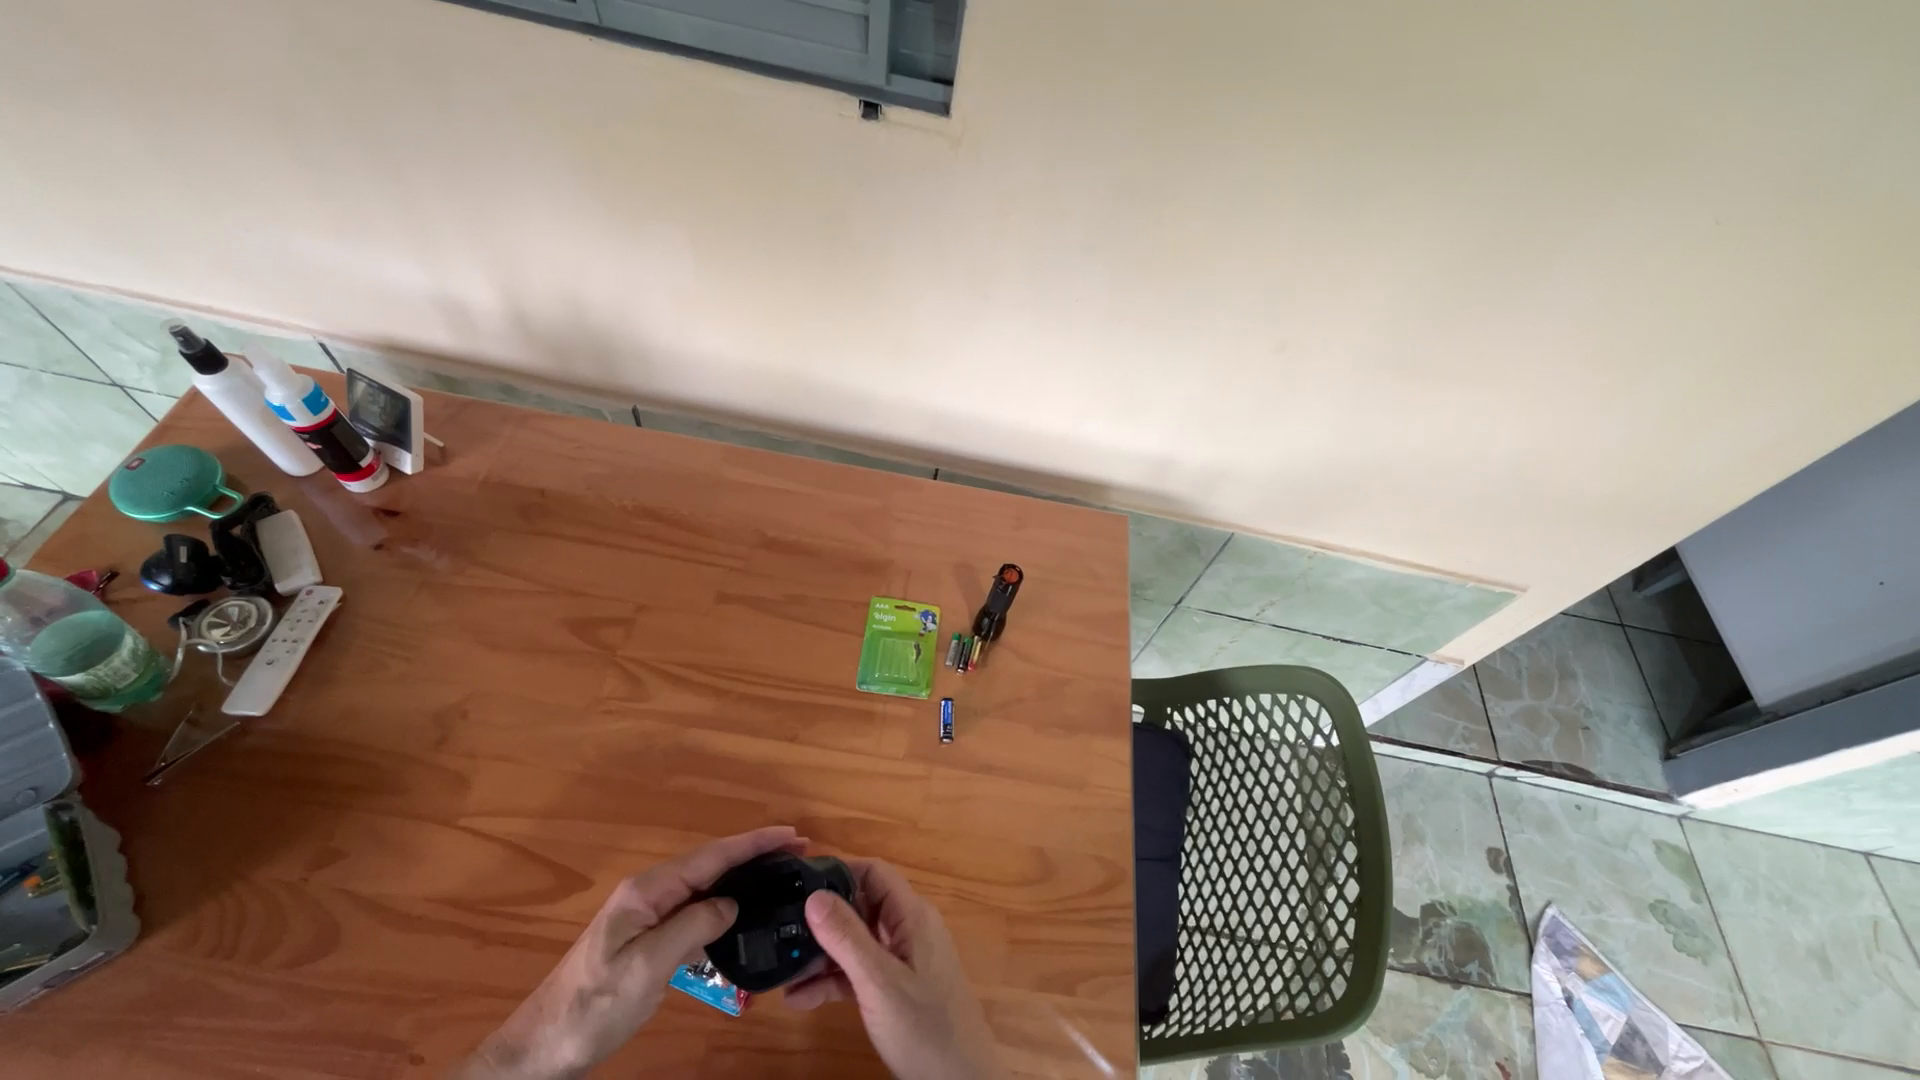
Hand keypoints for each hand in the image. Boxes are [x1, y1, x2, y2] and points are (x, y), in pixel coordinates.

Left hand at [454, 826, 805, 1079]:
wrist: (542, 1048)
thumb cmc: (592, 1007)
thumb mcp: (645, 968)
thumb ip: (691, 927)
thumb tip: (731, 903)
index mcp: (648, 891)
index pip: (712, 856)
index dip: (754, 843)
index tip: (792, 835)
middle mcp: (649, 893)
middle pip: (711, 863)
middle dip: (755, 853)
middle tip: (798, 852)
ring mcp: (647, 914)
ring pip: (705, 884)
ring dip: (743, 875)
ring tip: (780, 874)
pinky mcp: (648, 937)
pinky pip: (696, 908)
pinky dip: (726, 901)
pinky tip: (742, 911)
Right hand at [785, 860, 1005, 1079]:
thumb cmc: (923, 1026)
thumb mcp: (879, 982)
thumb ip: (847, 938)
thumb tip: (814, 895)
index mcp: (912, 916)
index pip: (874, 873)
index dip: (839, 871)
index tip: (799, 883)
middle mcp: (909, 929)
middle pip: (861, 906)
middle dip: (823, 921)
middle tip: (783, 933)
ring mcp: (904, 958)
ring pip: (857, 942)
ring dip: (823, 957)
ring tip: (784, 975)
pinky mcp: (897, 986)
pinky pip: (861, 971)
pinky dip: (834, 981)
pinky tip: (802, 999)